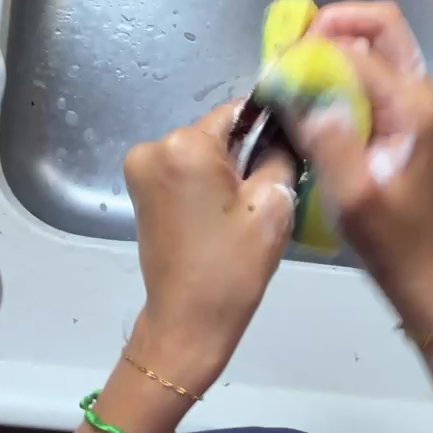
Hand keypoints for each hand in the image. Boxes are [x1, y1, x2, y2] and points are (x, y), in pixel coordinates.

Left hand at [122, 102, 296, 394]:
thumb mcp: (273, 203)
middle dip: (246, 151)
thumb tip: (289, 126)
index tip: (292, 146)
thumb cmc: (233, 266)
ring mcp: (141, 168)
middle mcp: (154, 146)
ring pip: (202, 151)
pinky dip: (207, 181)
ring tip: (247, 206)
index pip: (240, 111)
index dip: (270, 125)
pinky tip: (226, 211)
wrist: (187, 321)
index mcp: (185, 145)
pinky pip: (184, 169)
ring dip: (227, 168)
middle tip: (271, 186)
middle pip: (218, 131)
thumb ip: (282, 153)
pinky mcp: (140, 189)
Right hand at [292, 1, 432, 287]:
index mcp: (411, 103)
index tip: (276, 73)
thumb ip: (329, 140)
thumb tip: (302, 89)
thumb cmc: (381, 231)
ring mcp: (408, 94)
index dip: (311, 52)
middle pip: (378, 22)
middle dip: (330, 25)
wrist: (406, 256)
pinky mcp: (395, 104)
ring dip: (331, 41)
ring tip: (294, 69)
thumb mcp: (352, 193)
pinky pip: (366, 62)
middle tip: (290, 53)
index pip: (357, 50)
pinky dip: (334, 62)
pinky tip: (308, 89)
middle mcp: (416, 87)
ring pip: (372, 38)